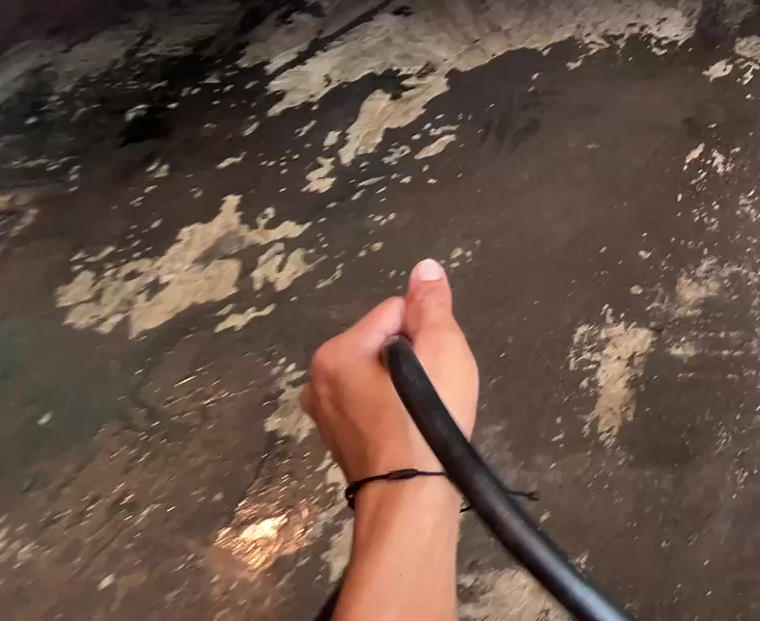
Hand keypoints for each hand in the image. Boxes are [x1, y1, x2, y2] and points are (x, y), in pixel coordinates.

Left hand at [302, 259, 478, 485]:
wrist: (410, 492)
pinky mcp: (334, 435)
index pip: (398, 311)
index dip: (426, 332)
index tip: (435, 365)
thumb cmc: (427, 416)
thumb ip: (431, 304)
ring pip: (378, 369)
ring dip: (403, 379)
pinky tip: (406, 425)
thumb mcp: (442, 348)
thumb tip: (424, 267)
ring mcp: (321, 410)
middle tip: (433, 387)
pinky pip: (370, 397)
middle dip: (414, 355)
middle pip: (386, 338)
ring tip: (422, 408)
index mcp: (337, 351)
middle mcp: (317, 377)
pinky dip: (390, 403)